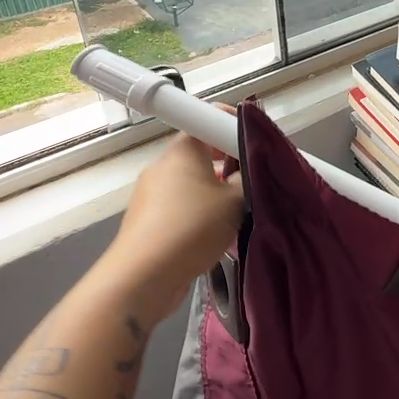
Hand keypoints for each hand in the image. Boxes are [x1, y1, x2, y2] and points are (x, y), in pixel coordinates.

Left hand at [102, 118, 242, 308]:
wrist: (143, 277)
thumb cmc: (192, 226)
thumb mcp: (237, 199)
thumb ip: (249, 179)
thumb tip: (250, 172)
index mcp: (182, 151)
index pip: (206, 121)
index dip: (232, 125)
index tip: (255, 140)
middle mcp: (162, 167)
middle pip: (201, 153)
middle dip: (229, 162)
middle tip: (255, 177)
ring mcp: (151, 194)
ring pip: (193, 181)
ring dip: (216, 190)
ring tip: (240, 209)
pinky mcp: (147, 221)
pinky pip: (181, 205)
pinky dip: (200, 210)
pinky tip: (217, 230)